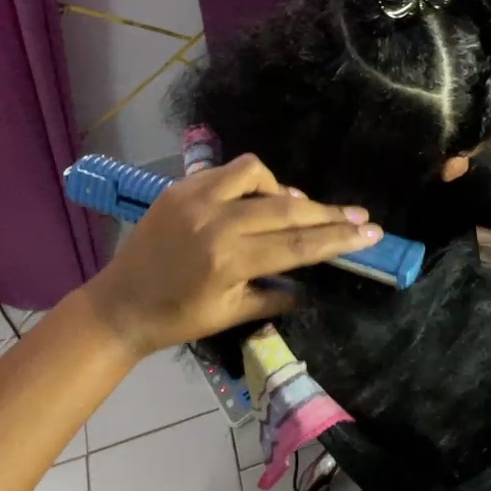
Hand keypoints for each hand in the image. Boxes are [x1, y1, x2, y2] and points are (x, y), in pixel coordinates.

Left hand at [82, 155, 380, 357]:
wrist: (120, 303)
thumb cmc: (177, 319)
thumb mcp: (231, 314)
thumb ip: (277, 294)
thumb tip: (313, 280)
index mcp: (229, 261)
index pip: (299, 246)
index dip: (339, 239)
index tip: (371, 231)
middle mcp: (216, 222)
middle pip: (288, 209)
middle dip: (329, 213)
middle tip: (358, 214)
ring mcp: (196, 197)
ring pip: (257, 173)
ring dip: (283, 190)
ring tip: (293, 209)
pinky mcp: (182, 185)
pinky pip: (228, 171)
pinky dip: (250, 182)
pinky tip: (256, 199)